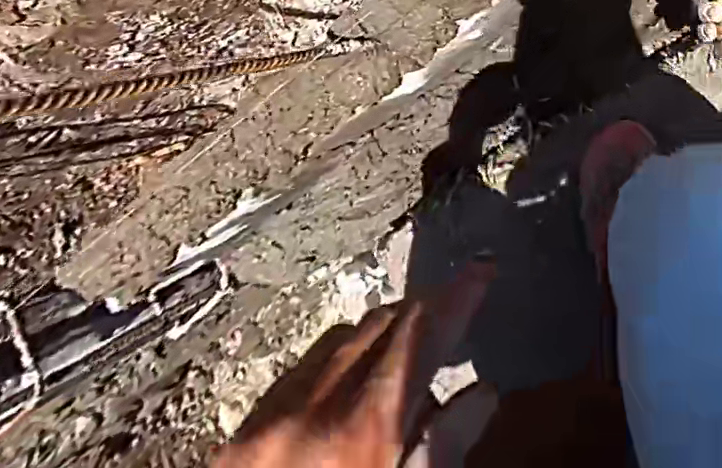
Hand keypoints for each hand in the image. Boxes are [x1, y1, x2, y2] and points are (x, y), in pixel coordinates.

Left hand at [215, 259, 493, 467]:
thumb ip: (444, 453)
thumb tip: (482, 394)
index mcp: (364, 430)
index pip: (421, 333)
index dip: (457, 296)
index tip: (482, 271)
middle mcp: (315, 407)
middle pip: (381, 324)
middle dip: (423, 314)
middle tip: (454, 324)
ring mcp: (271, 418)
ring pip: (340, 338)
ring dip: (380, 336)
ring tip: (406, 362)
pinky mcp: (239, 437)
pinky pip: (300, 370)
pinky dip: (336, 364)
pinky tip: (348, 392)